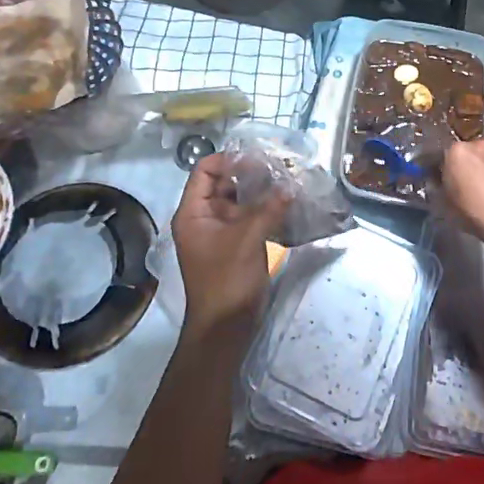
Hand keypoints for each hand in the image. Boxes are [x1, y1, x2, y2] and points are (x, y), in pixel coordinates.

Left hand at [171, 153, 287, 342]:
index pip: (204, 171)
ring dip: (259, 193)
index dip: (227, 160)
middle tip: (279, 166)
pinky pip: (248, 219)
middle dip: (249, 174)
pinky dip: (264, 211)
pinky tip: (287, 205)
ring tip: (287, 181)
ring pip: (238, 202)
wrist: (225, 326)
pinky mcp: (235, 246)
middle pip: (223, 184)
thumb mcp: (245, 241)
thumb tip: (290, 186)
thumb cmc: (226, 280)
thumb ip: (267, 210)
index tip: (257, 156)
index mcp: (193, 213)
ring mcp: (220, 233)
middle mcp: (203, 218)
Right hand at [438, 140, 483, 255]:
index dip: (436, 167)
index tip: (436, 178)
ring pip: (483, 157)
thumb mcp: (442, 201)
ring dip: (479, 167)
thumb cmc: (472, 212)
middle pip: (464, 152)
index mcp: (456, 150)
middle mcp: (478, 145)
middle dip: (460, 164)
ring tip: (480, 186)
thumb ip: (436, 184)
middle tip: (459, 182)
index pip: (440, 154)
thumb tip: (436, 180)